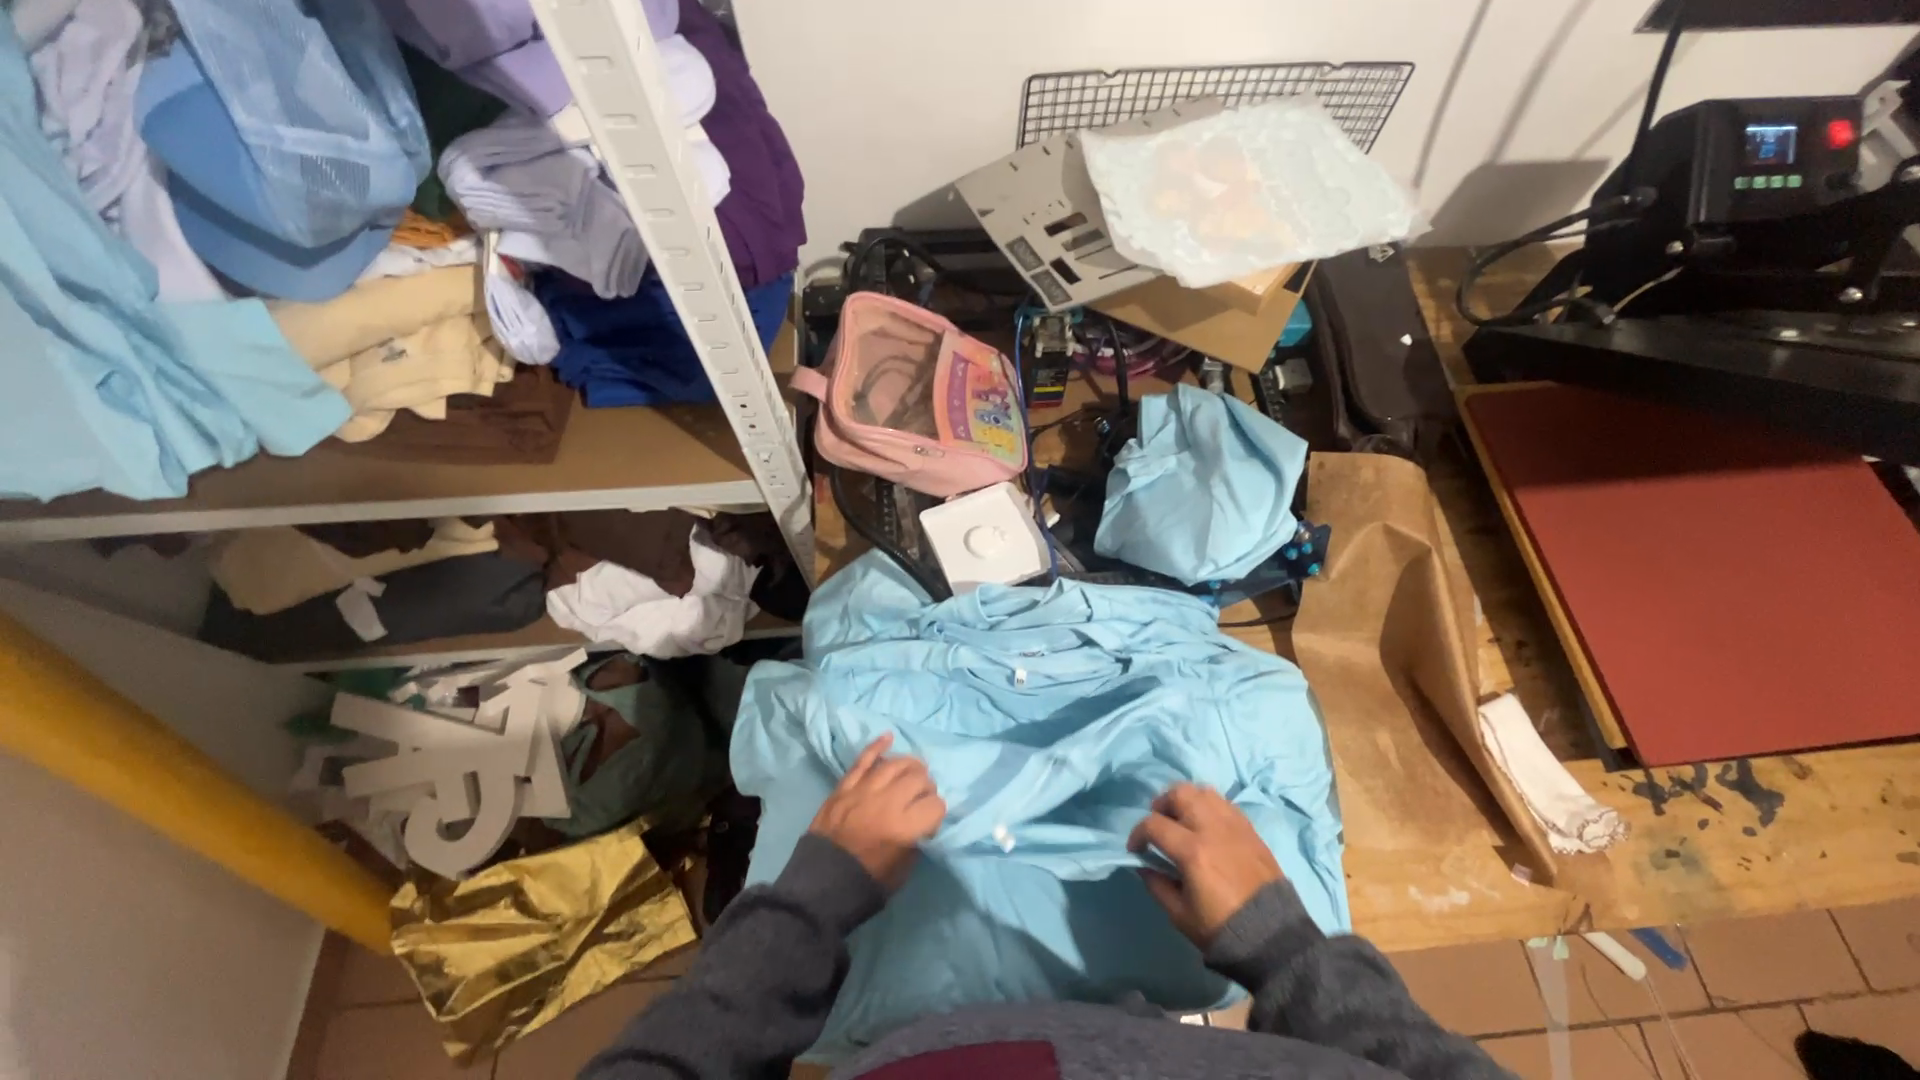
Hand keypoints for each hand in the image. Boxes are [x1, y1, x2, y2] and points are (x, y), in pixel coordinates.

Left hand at [809, 734, 945, 890]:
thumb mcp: (904, 869)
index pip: (936, 805)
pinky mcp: (844, 787)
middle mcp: (888, 802)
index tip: (930, 821)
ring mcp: (864, 791)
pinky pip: (863, 760)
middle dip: (926, 787)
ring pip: (895, 764)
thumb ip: (916, 839)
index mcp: (905, 827)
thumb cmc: (867, 882)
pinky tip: (888, 738)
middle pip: (918, 779)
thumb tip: (921, 821)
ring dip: (909, 765)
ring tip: (913, 771)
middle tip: (921, 798)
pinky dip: (877, 747)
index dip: (937, 812)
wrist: (823, 883)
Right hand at [1128, 783, 1282, 948]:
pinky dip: (1209, 806)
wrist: (1272, 936)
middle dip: (1162, 804)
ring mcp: (1234, 826)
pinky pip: (1225, 804)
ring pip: (1204, 792)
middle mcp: (1212, 829)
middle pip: (1180, 794)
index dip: (1138, 834)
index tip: (1136, 849)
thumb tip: (1144, 865)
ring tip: (1182, 819)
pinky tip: (1206, 825)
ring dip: (1187, 800)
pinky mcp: (1250, 830)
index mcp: (1193, 851)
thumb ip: (1156, 884)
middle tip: (1158, 823)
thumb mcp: (1179, 913)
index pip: (1154, 824)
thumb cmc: (1221, 928)